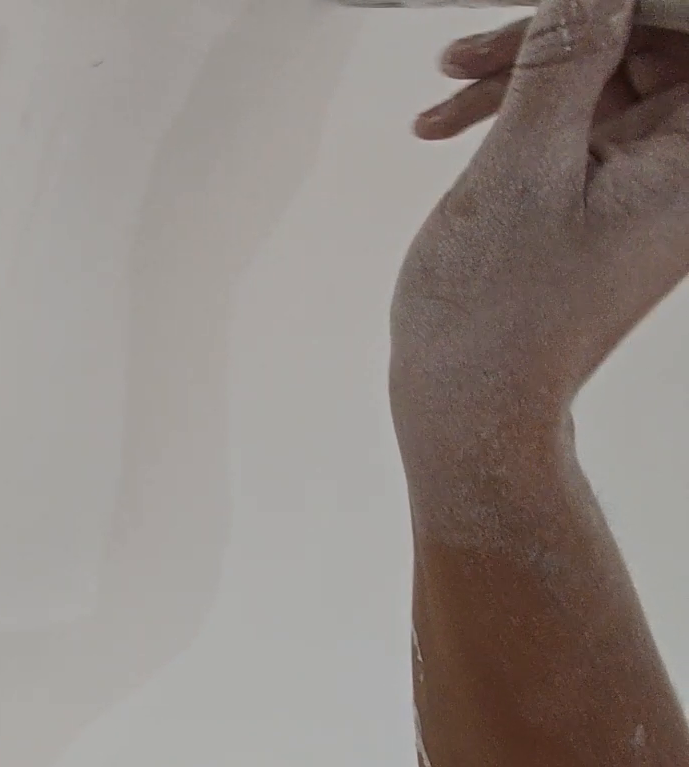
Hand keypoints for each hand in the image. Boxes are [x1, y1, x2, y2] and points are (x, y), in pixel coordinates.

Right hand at [391, 0, 688, 477]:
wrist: (473, 393)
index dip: (608, 5)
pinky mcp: (612, 191)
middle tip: (457, 60)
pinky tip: (455, 133)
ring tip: (437, 111)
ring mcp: (661, 170)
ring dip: (520, 82)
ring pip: (607, 78)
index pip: (685, 19)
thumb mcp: (516, 174)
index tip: (529, 16)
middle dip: (551, 39)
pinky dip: (518, 119)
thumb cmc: (494, 306)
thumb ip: (559, 67)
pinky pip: (580, 123)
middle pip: (649, 42)